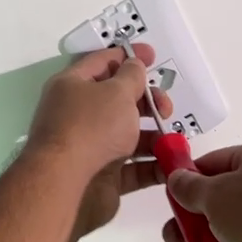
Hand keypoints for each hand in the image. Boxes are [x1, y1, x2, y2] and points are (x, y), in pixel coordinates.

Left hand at [25, 43, 173, 235]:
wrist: (68, 184)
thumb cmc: (92, 127)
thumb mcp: (116, 91)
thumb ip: (132, 76)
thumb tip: (135, 66)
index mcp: (74, 86)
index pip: (102, 63)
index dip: (128, 57)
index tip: (153, 56)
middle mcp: (80, 116)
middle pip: (119, 102)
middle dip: (148, 102)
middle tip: (166, 108)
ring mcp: (91, 148)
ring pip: (129, 136)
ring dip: (155, 136)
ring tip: (174, 140)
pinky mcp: (104, 177)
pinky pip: (134, 168)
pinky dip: (153, 165)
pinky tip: (172, 163)